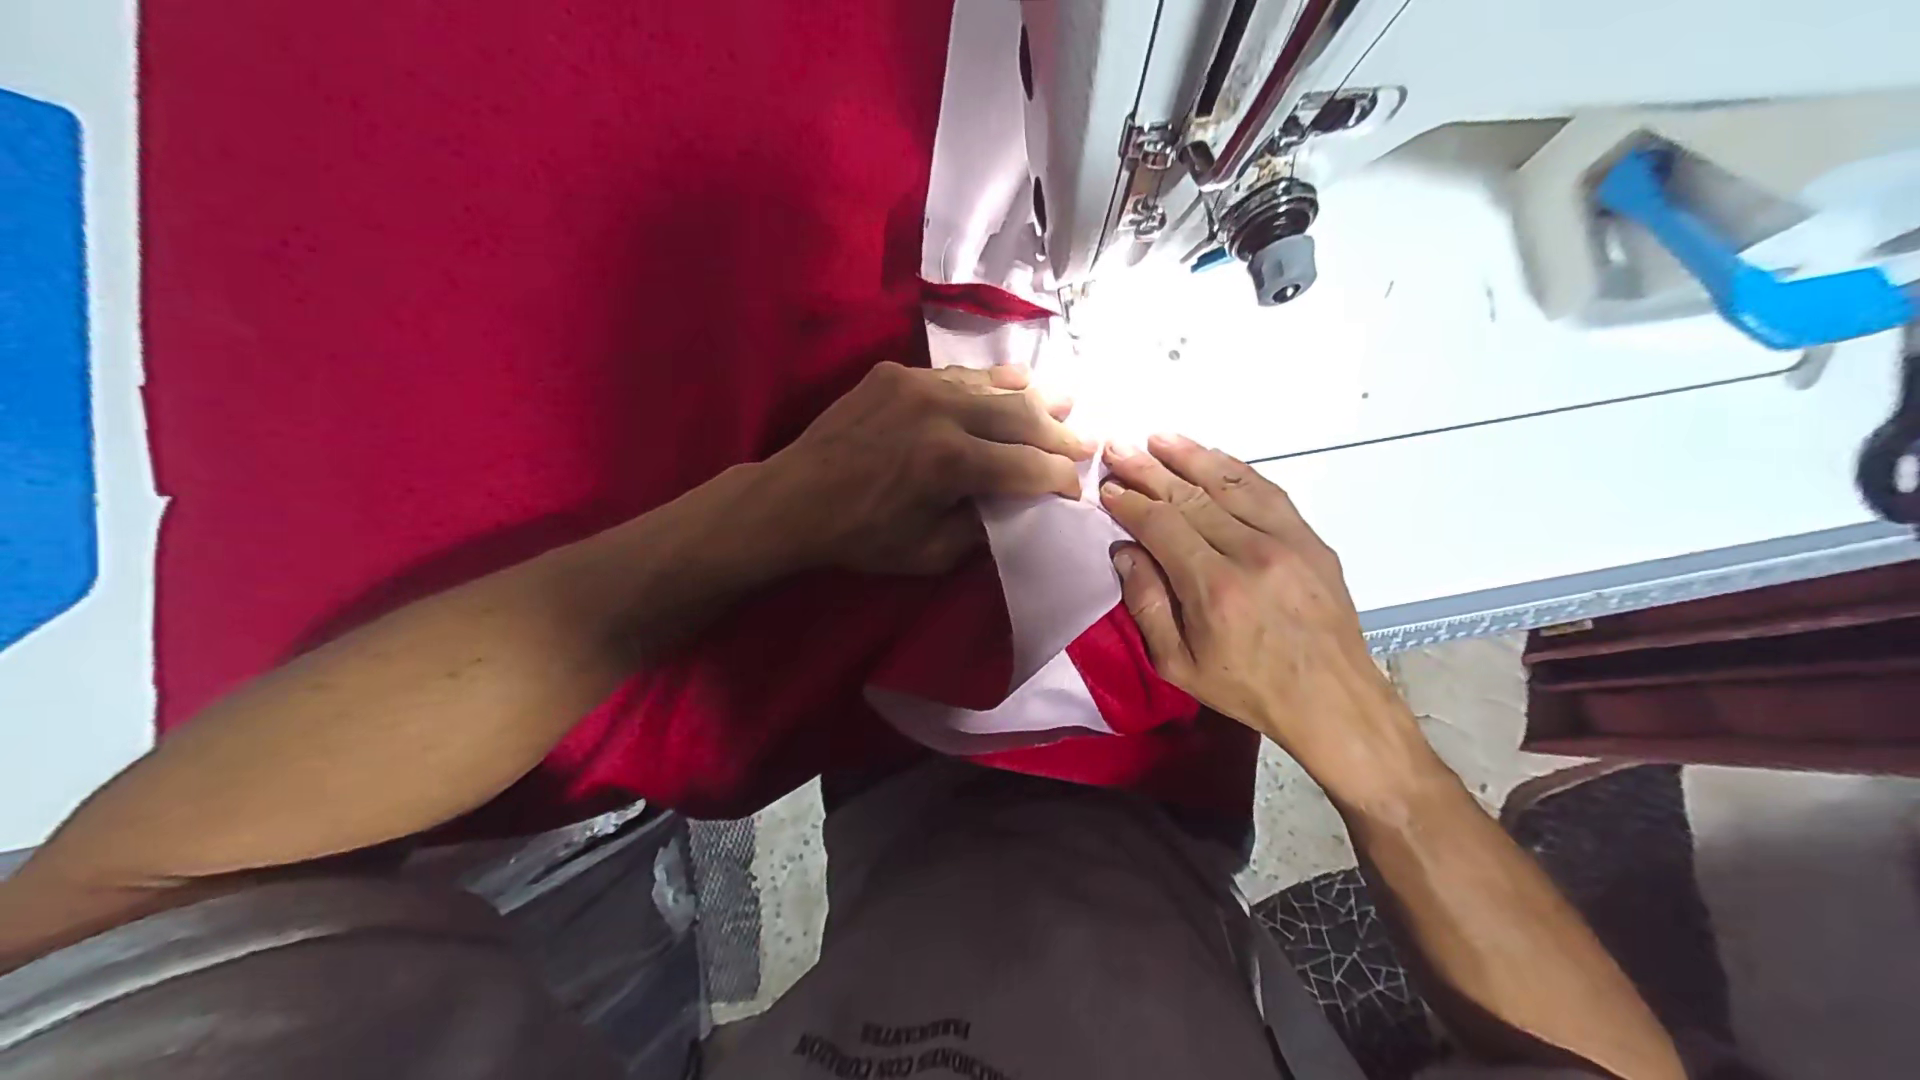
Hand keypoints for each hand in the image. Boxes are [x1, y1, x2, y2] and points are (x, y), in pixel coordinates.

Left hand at [763, 361, 1091, 574]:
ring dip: (1033, 399)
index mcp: (951, 463)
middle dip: (1059, 435)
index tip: (1076, 491)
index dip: (1061, 481)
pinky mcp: (897, 373)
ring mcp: (918, 384)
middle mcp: (942, 412)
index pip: (1029, 468)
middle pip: (1022, 417)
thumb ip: (983, 528)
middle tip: (1085, 444)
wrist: (793, 499)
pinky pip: (958, 376)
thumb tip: (1018, 507)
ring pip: (994, 386)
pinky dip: (990, 383)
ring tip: (1064, 403)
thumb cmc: (860, 537)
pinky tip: (1014, 381)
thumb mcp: (929, 554)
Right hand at [1099, 435, 1424, 797]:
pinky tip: (1210, 456)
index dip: (1130, 502)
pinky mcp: (1310, 539)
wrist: (1332, 700)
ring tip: (1157, 438)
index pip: (1162, 525)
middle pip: (1190, 496)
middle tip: (1118, 449)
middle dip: (1148, 470)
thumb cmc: (1247, 688)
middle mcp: (1252, 553)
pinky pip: (1266, 491)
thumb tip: (1125, 551)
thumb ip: (1146, 603)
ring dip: (1189, 456)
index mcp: (1214, 588)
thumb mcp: (1178, 663)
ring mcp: (1288, 541)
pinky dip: (1234, 469)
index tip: (1107, 488)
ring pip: (1229, 483)